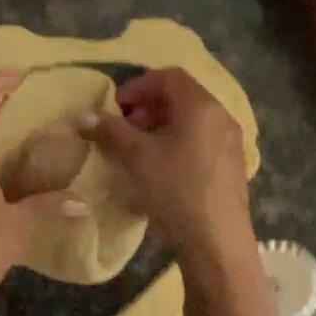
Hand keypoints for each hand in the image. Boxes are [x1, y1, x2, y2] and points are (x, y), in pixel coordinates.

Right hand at [80, 68, 254, 263]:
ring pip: (190, 121)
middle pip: (181, 97)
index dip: (138, 86)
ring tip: (137, 151)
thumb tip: (84, 114)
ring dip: (160, 127)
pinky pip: (200, 140)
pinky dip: (176, 143)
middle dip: (147, 107)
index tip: (115, 108)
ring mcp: (230, 142)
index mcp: (201, 106)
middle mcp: (221, 116)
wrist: (216, 240)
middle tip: (123, 129)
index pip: (168, 76)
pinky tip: (160, 169)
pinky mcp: (231, 166)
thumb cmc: (174, 189)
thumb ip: (110, 130)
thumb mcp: (136, 157)